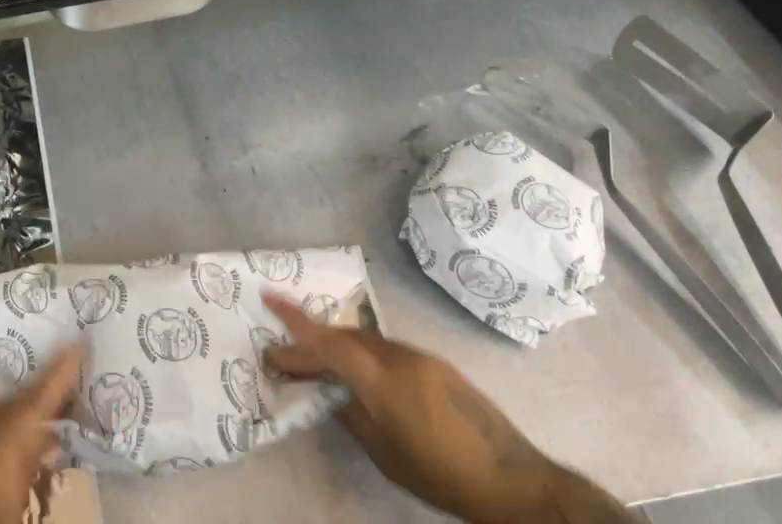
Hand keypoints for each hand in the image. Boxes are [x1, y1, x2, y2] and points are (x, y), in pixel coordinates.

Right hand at [263, 293, 631, 523]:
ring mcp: (422, 358)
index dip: (295, 325)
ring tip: (321, 366)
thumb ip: (352, 414)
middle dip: (313, 338)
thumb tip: (330, 392)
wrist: (514, 481)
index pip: (328, 343)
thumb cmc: (440, 475)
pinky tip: (362, 376)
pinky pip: (388, 350)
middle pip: (346, 335)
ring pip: (368, 340)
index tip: (267, 301)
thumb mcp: (384, 453)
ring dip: (341, 347)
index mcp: (381, 380)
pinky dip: (365, 355)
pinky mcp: (438, 365)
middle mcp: (399, 358)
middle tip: (288, 353)